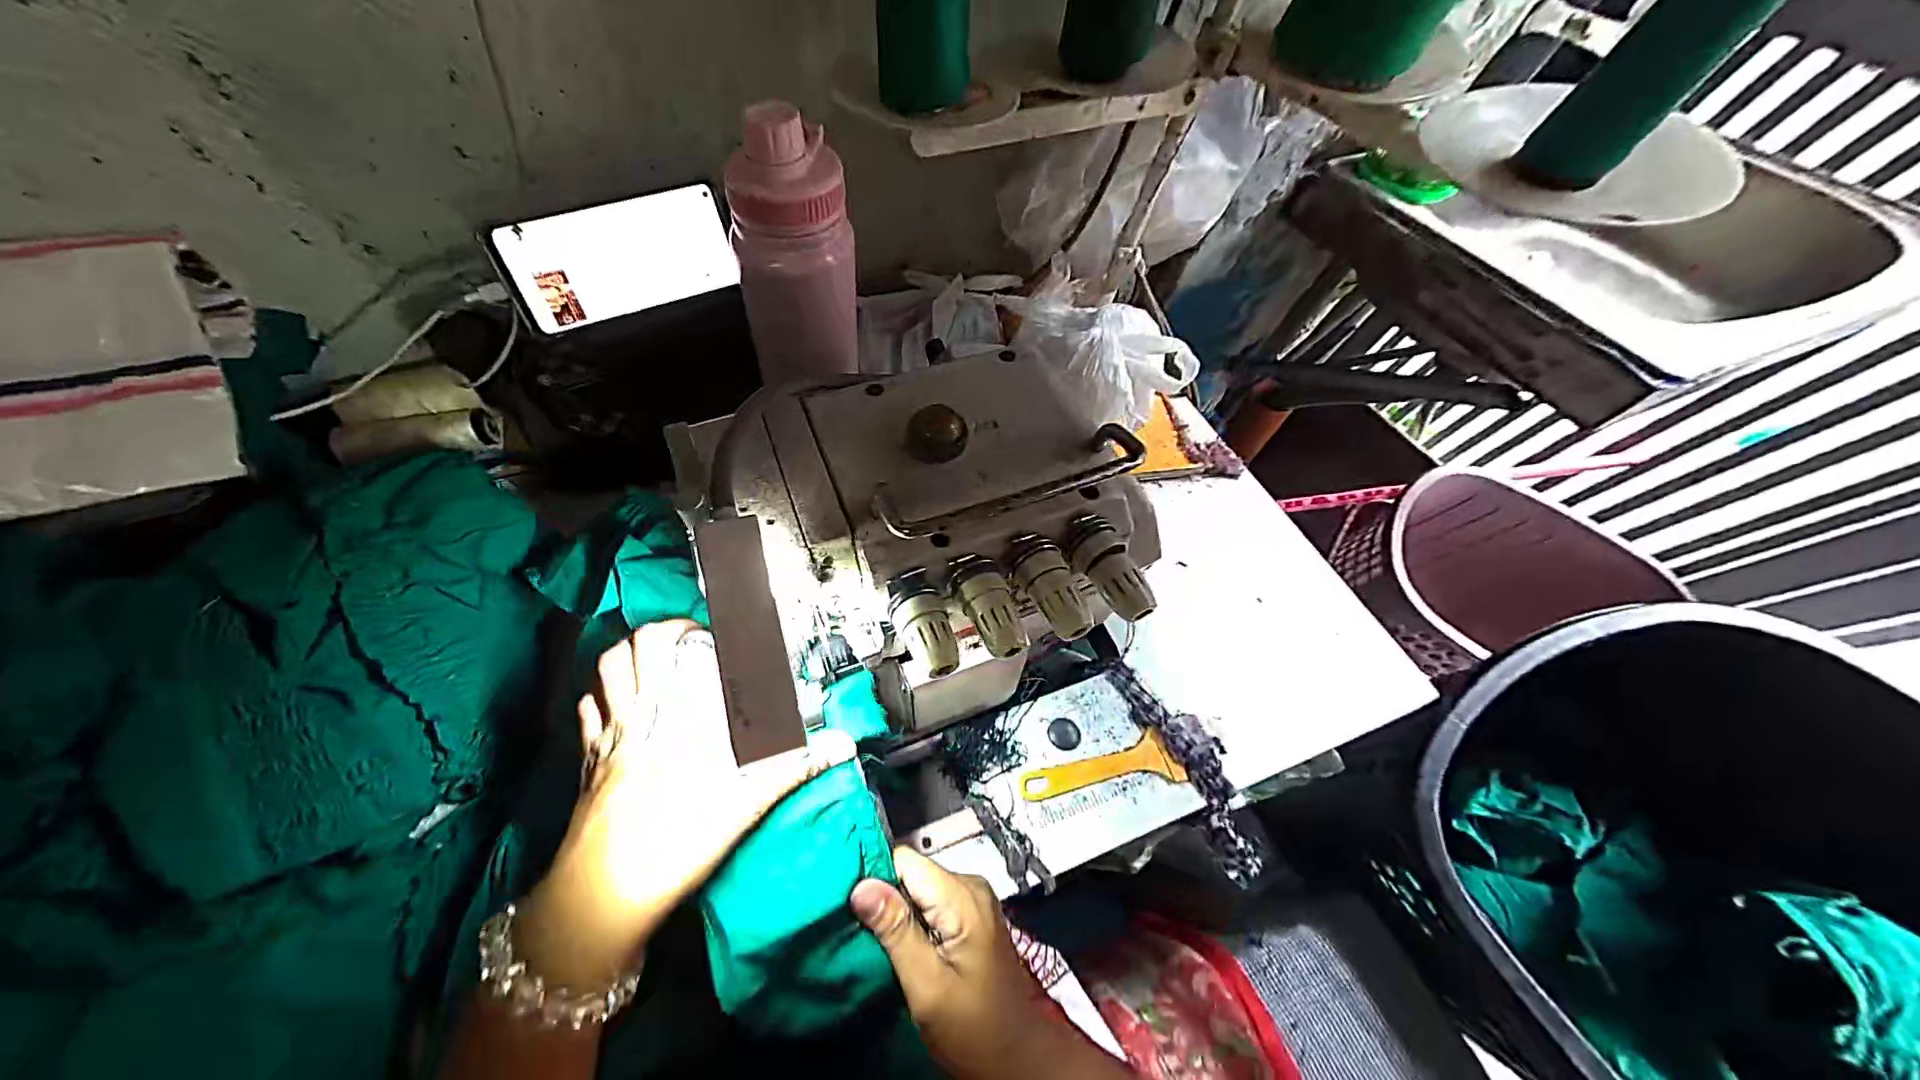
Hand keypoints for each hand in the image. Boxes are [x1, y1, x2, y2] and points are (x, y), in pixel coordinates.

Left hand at [516, 620, 851, 988]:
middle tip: (683, 643)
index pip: (665, 645)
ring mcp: (604, 739)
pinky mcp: (587, 765)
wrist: (602, 896)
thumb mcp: (746, 801)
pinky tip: (620, 708)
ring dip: (624, 658)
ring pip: (600, 676)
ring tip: (652, 664)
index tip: (711, 629)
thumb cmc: (674, 840)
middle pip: (627, 649)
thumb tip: (840, 746)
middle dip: (654, 633)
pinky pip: (586, 715)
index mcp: (668, 713)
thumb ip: (795, 766)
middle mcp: (632, 716)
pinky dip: (601, 698)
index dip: (685, 625)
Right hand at [850, 849, 1128, 1079]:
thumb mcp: (927, 985)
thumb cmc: (975, 1030)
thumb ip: (895, 931)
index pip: (905, 860)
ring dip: (896, 911)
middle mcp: (970, 887)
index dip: (874, 878)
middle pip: (911, 872)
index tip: (851, 905)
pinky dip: (912, 920)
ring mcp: (972, 900)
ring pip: (918, 886)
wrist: (1017, 1057)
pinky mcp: (969, 915)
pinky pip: (930, 901)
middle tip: (863, 931)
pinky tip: (902, 947)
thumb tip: (862, 887)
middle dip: (884, 897)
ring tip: (880, 942)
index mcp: (963, 897)